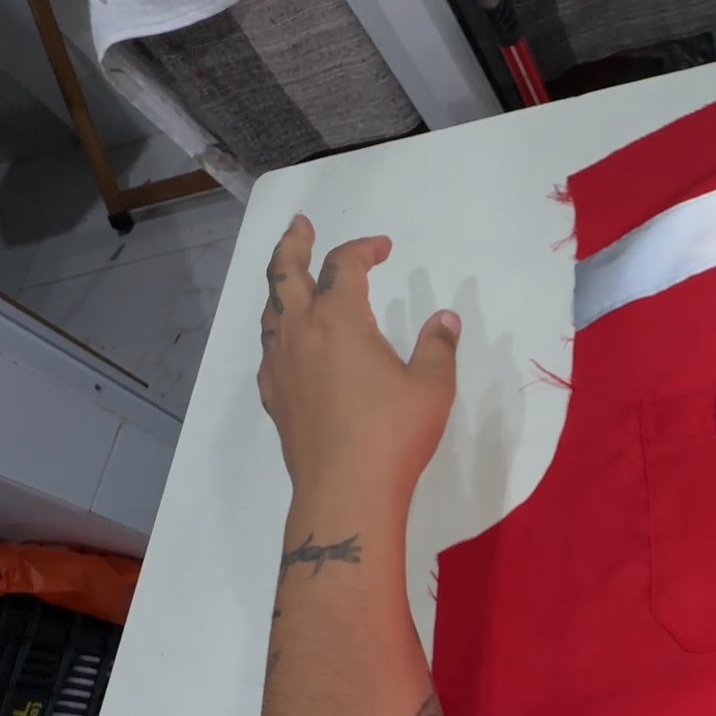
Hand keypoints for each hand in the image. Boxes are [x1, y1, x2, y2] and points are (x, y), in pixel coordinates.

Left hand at [259, 215, 459, 510]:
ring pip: (270, 311)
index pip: (345, 266)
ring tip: (292, 282)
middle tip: (300, 226)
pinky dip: (280, 332)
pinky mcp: (274, 395)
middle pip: (284, 273)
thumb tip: (445, 317)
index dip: (364, 249)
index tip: (383, 247)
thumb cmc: (395, 433)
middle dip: (293, 243)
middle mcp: (301, 332)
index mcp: (340, 319)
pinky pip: (270, 349)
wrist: (346, 489)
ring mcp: (281, 365)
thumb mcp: (432, 386)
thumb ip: (438, 346)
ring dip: (281, 287)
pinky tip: (292, 345)